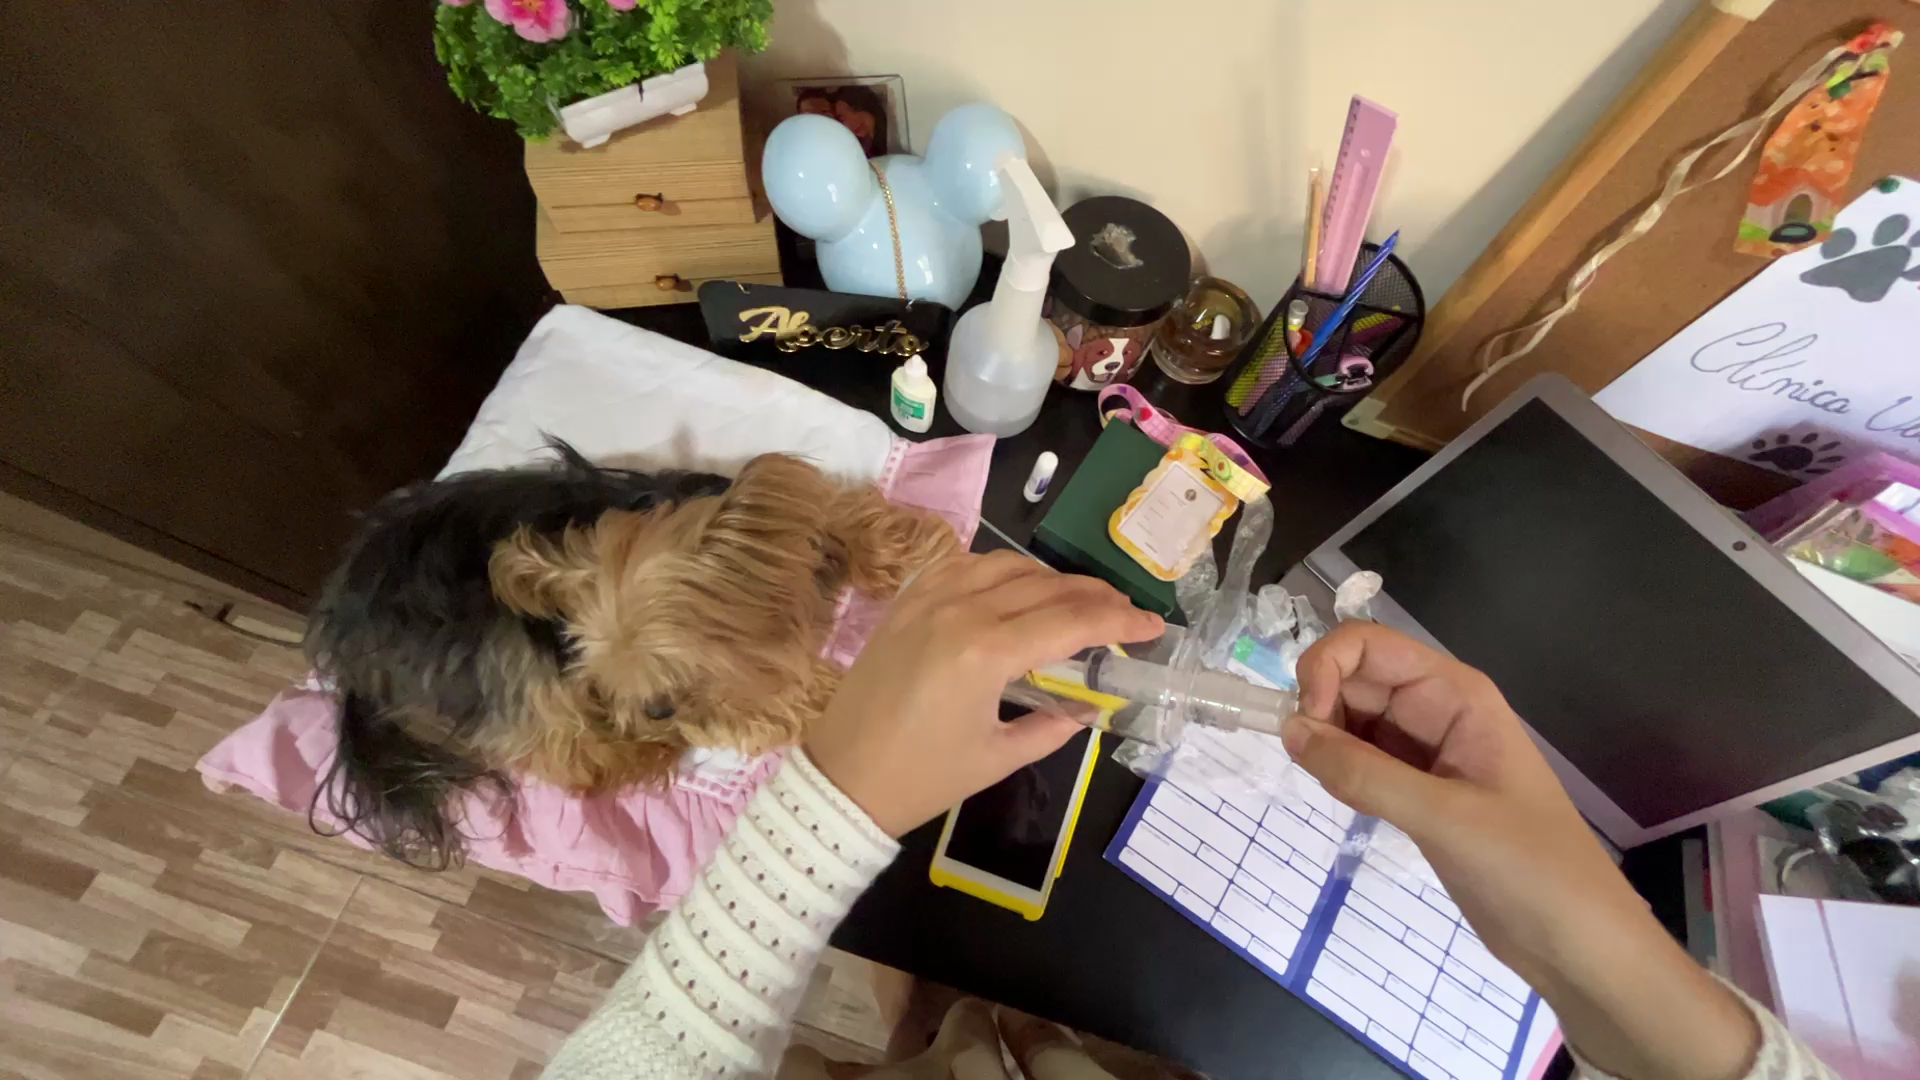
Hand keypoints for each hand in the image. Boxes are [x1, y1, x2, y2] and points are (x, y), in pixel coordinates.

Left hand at [806, 551, 1162, 837]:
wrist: (841, 777)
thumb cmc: (923, 778)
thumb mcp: (998, 757)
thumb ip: (1054, 725)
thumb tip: (1092, 705)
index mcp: (985, 654)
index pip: (1070, 622)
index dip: (1118, 622)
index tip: (1152, 626)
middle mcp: (959, 611)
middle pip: (1045, 586)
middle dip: (1094, 596)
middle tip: (1125, 612)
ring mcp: (928, 599)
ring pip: (1005, 565)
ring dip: (1049, 577)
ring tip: (1078, 599)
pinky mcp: (907, 601)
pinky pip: (963, 566)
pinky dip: (1000, 570)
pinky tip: (1016, 586)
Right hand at [1284, 622, 1757, 1079]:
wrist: (1582, 949)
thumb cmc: (1532, 870)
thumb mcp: (1445, 817)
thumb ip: (1361, 771)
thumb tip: (1287, 730)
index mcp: (1451, 693)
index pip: (1365, 644)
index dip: (1325, 667)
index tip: (1308, 720)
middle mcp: (1428, 707)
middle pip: (1347, 679)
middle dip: (1320, 713)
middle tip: (1320, 767)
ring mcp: (1415, 746)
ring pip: (1342, 718)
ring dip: (1326, 747)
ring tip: (1349, 796)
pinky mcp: (1406, 783)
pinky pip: (1350, 756)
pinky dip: (1337, 774)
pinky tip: (1359, 809)